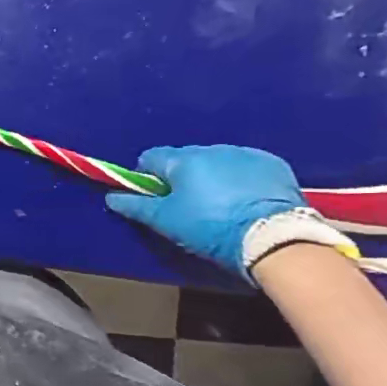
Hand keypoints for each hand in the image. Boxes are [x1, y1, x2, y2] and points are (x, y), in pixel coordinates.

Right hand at [103, 145, 306, 278]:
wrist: (274, 237)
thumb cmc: (209, 228)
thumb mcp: (165, 221)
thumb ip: (135, 206)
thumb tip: (112, 197)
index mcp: (182, 160)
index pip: (150, 157)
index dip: (145, 178)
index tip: (152, 198)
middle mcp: (212, 149)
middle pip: (184, 159)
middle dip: (180, 178)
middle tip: (184, 208)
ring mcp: (245, 154)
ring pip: (215, 162)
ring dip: (210, 178)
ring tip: (217, 207)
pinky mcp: (273, 164)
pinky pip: (245, 168)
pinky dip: (239, 181)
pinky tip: (243, 203)